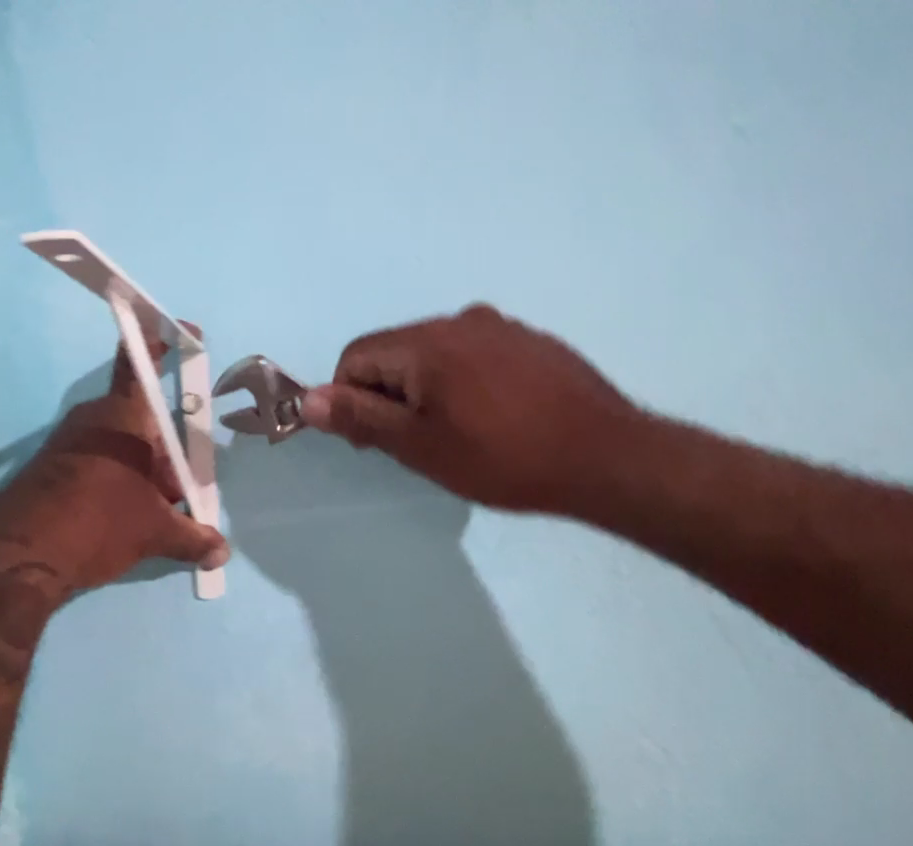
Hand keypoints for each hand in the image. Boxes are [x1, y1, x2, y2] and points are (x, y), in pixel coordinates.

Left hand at [0, 324, 229, 591]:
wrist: (21, 556)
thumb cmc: (98, 523)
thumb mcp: (154, 532)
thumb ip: (192, 537)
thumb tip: (221, 552)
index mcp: (124, 417)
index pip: (140, 363)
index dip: (159, 340)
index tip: (183, 329)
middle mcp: (93, 421)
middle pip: (142, 426)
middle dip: (166, 458)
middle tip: (180, 496)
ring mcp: (67, 445)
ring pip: (120, 451)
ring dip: (143, 478)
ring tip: (155, 519)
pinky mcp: (50, 471)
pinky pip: (97, 468)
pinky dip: (117, 488)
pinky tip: (124, 524)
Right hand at [303, 305, 642, 513]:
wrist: (605, 458)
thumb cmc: (502, 457)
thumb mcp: (419, 446)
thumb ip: (360, 417)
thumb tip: (307, 399)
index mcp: (428, 342)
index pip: (357, 356)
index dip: (347, 398)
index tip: (369, 440)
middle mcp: (463, 320)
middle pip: (396, 352)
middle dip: (387, 395)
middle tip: (409, 446)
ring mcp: (505, 329)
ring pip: (437, 357)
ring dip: (425, 392)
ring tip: (453, 438)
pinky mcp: (535, 344)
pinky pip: (476, 358)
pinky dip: (464, 386)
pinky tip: (492, 423)